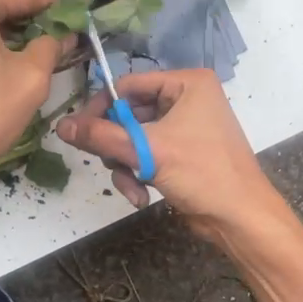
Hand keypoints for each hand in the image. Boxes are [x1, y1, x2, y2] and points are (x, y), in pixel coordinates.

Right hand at [55, 69, 293, 246]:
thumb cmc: (202, 173)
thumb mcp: (147, 150)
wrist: (240, 218)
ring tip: (132, 185)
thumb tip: (61, 125)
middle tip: (108, 162)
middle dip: (118, 145)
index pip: (129, 85)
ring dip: (126, 165)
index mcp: (187, 83)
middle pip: (129, 114)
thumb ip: (101, 136)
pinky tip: (141, 195)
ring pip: (135, 139)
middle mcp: (187, 98)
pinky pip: (147, 155)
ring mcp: (185, 127)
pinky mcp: (183, 153)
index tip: (80, 132)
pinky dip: (139, 173)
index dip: (102, 108)